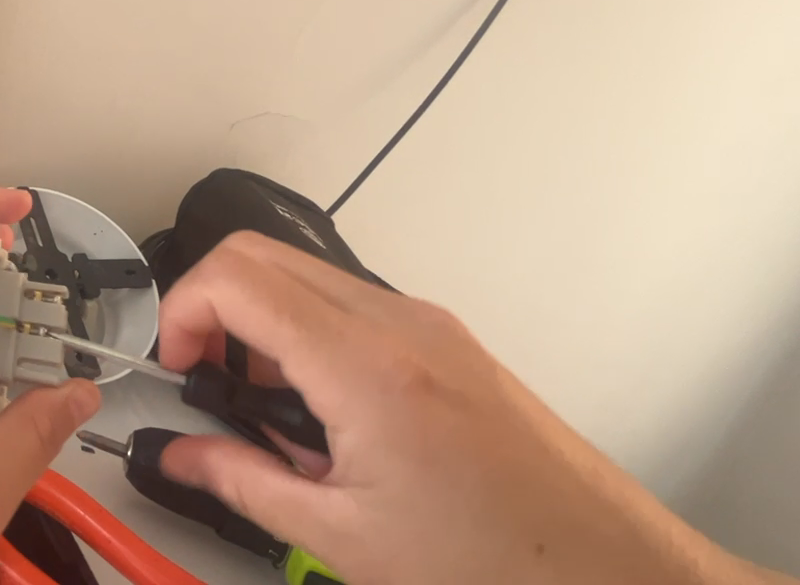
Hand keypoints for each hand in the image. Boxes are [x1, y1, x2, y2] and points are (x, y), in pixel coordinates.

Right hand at [156, 232, 789, 584]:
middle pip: (253, 251)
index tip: (176, 364)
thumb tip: (175, 454)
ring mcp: (420, 319)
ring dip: (250, 310)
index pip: (232, 278)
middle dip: (204, 299)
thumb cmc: (497, 568)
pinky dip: (295, 321)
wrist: (628, 584)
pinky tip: (312, 397)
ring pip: (292, 266)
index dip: (180, 311)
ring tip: (258, 392)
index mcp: (362, 365)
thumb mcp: (344, 538)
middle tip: (200, 366)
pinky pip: (336, 294)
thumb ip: (239, 481)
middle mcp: (391, 319)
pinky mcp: (438, 333)